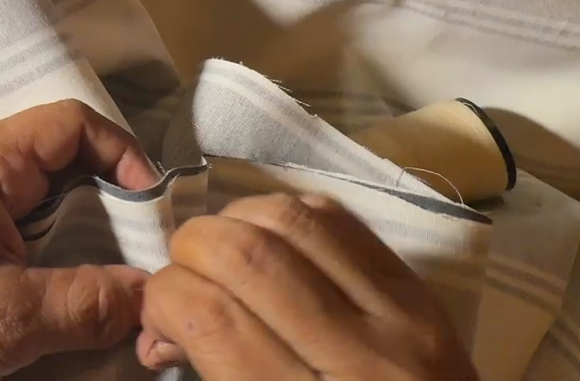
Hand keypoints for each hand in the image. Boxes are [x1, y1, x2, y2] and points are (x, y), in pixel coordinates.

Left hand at [0, 99, 162, 380]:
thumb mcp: (7, 319)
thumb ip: (88, 303)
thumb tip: (158, 297)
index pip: (72, 122)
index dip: (122, 151)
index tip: (153, 205)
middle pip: (68, 150)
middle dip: (116, 194)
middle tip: (151, 248)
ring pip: (55, 184)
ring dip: (94, 220)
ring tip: (128, 268)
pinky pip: (35, 211)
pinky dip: (69, 237)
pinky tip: (86, 278)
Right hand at [137, 193, 478, 379]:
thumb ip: (210, 375)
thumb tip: (156, 327)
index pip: (212, 317)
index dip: (164, 297)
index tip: (159, 309)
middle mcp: (362, 367)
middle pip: (245, 255)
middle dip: (191, 247)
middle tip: (185, 271)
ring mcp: (402, 323)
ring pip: (287, 219)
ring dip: (234, 220)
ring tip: (224, 250)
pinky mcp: (422, 294)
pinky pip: (334, 216)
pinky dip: (283, 214)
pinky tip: (270, 241)